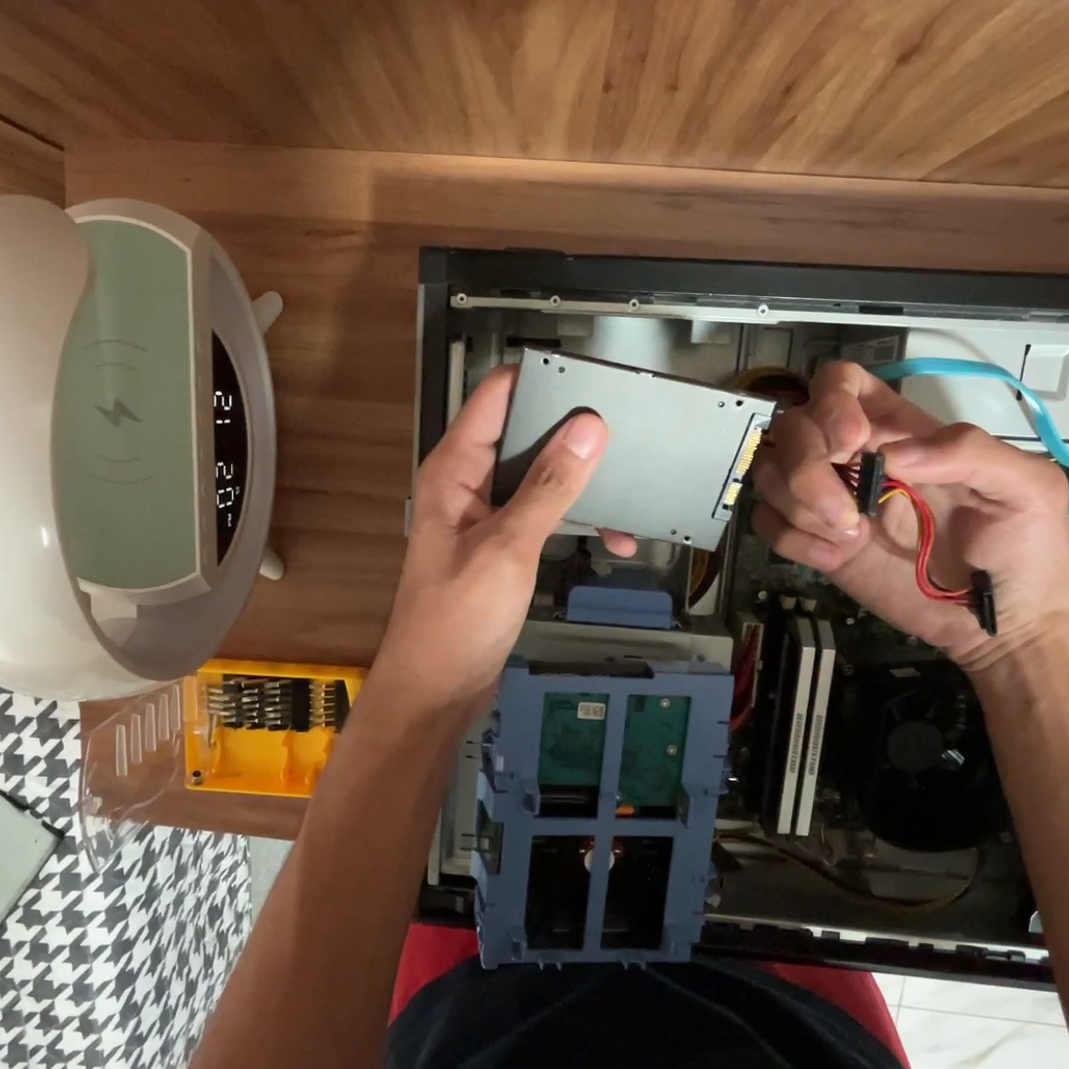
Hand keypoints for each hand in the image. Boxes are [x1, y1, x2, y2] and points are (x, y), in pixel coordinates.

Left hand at [370, 367, 627, 723]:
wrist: (437, 689)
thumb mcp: (509, 547)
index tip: (595, 379)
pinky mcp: (504, 545)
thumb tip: (588, 427)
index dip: (542, 379)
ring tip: (631, 493)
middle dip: (574, 433)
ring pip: (541, 476)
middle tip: (629, 433)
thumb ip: (549, 487)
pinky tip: (612, 538)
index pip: (496, 396)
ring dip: (582, 484)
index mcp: (454, 470)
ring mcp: (486, 515)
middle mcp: (468, 483)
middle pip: (525, 433)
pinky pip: (544, 515)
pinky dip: (576, 521)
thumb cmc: (458, 618)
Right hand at [751, 361, 1068, 668]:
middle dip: (805, 466)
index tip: (850, 443)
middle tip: (847, 511)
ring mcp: (829, 500)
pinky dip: (791, 539)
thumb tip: (891, 454)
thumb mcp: (1028, 487)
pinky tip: (835, 558)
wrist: (999, 624)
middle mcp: (854, 458)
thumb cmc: (1023, 550)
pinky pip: (767, 523)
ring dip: (798, 505)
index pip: (840, 383)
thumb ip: (969, 451)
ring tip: (850, 537)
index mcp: (900, 431)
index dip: (831, 402)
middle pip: (792, 427)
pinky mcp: (814, 542)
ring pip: (770, 472)